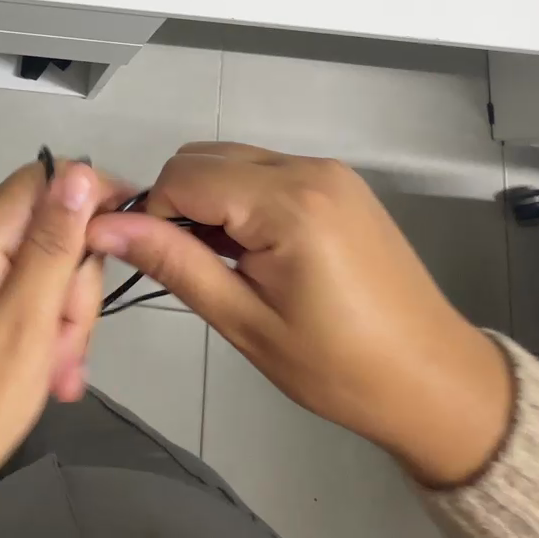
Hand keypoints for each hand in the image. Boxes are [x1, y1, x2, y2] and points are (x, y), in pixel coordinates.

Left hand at [0, 160, 115, 535]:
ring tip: (55, 376)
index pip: (53, 175)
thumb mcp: (23, 324)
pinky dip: (40, 331)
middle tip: (66, 344)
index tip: (126, 249)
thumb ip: (54, 245)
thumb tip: (80, 170)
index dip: (95, 200)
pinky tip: (46, 378)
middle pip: (53, 227)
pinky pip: (21, 297)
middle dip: (75, 283)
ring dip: (62, 318)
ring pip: (44, 268)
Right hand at [85, 143, 512, 487]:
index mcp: (287, 203)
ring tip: (222, 260)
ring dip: (208, 198)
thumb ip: (173, 263)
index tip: (152, 259)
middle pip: (203, 157)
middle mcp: (307, 168)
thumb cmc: (338, 367)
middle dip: (177, 202)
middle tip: (188, 264)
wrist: (434, 381)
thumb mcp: (245, 322)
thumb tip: (104, 227)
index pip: (183, 176)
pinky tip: (251, 245)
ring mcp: (326, 169)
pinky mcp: (337, 179)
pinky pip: (263, 168)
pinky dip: (239, 196)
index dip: (152, 213)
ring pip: (230, 157)